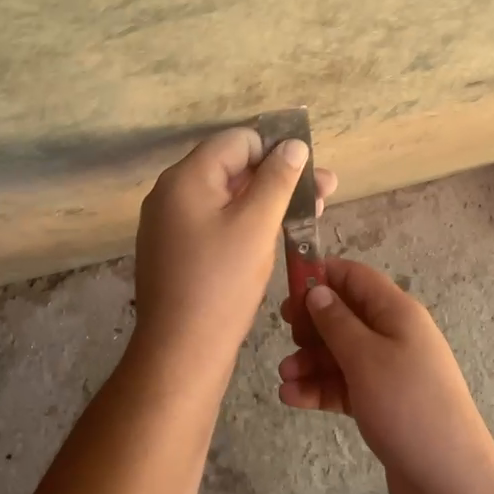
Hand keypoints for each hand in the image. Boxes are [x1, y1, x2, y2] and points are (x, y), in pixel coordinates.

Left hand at [133, 127, 336, 370]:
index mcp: (186, 178)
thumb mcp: (256, 225)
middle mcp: (171, 193)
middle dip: (278, 177)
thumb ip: (277, 180)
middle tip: (324, 193)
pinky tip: (275, 236)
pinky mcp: (175, 249)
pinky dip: (245, 222)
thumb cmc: (221, 284)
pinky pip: (214, 221)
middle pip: (232, 167)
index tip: (311, 171)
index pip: (237, 141)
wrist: (180, 352)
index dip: (276, 150)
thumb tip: (293, 144)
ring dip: (267, 201)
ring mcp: (169, 223)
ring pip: (226, 197)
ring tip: (308, 215)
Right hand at [278, 258, 493, 493]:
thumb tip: (318, 290)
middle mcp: (395, 335)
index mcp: (397, 312)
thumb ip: (337, 321)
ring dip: (310, 361)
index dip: (322, 276)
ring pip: (340, 354)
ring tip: (284, 378)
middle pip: (345, 316)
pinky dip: (320, 389)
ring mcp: (390, 372)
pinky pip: (345, 386)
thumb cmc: (408, 407)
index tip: (288, 290)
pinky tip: (293, 398)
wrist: (450, 484)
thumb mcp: (366, 357)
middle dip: (311, 324)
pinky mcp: (382, 405)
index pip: (355, 277)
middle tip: (286, 336)